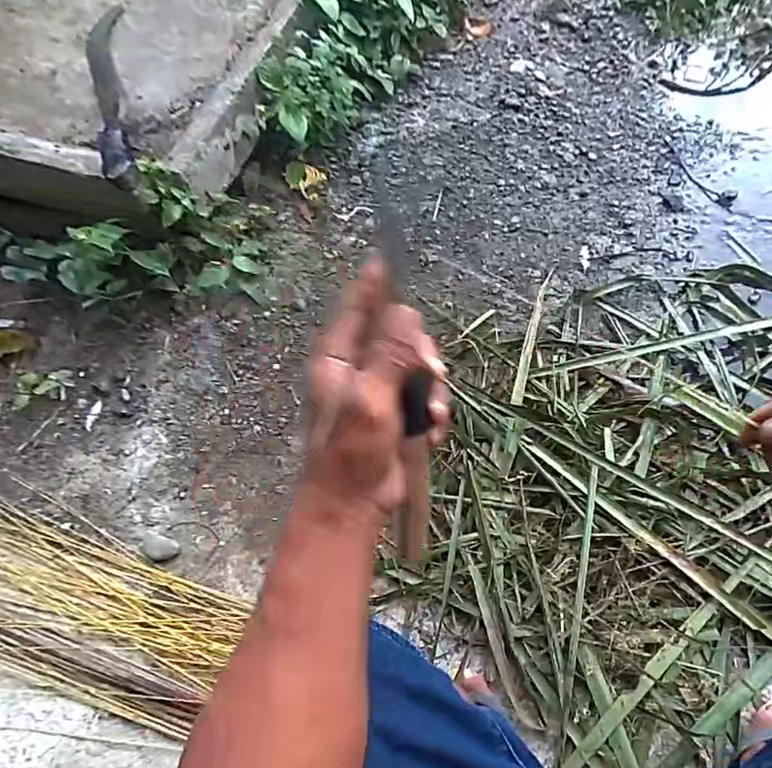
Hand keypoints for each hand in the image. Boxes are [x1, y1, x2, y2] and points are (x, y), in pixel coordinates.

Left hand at [302, 260, 449, 521]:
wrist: (353, 503)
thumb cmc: (350, 452)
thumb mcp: (370, 399)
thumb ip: (389, 355)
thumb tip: (406, 312)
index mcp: (338, 358)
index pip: (356, 309)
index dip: (374, 285)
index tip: (389, 259)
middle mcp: (357, 370)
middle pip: (399, 338)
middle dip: (421, 355)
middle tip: (431, 373)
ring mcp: (379, 395)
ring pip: (418, 371)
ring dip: (433, 392)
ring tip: (433, 417)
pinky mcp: (397, 419)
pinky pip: (425, 402)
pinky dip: (433, 416)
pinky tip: (433, 434)